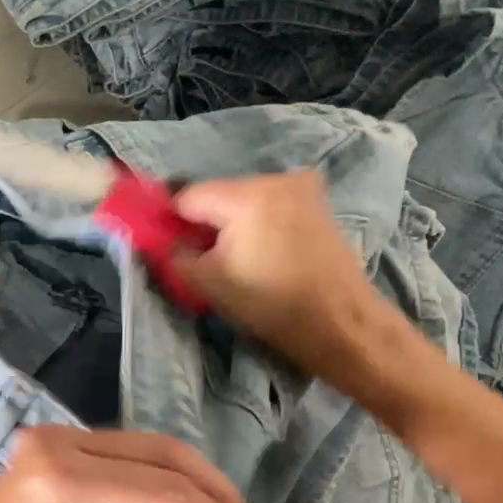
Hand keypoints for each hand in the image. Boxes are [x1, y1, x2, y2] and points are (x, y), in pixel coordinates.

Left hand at [0, 426, 254, 502]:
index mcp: (62, 474)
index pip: (155, 488)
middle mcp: (60, 442)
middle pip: (156, 453)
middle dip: (206, 488)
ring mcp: (56, 440)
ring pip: (143, 448)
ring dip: (187, 478)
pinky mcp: (56, 448)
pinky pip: (120, 455)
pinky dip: (156, 476)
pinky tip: (183, 498)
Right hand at [172, 171, 394, 365]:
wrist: (340, 323)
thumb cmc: (269, 302)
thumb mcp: (206, 282)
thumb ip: (173, 254)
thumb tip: (163, 242)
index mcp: (246, 194)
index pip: (187, 196)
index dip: (171, 221)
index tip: (168, 246)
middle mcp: (276, 179)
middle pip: (218, 195)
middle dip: (204, 222)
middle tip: (202, 257)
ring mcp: (302, 189)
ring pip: (244, 200)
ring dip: (231, 224)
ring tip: (235, 259)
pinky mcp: (317, 205)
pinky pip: (270, 207)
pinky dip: (256, 224)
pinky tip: (260, 254)